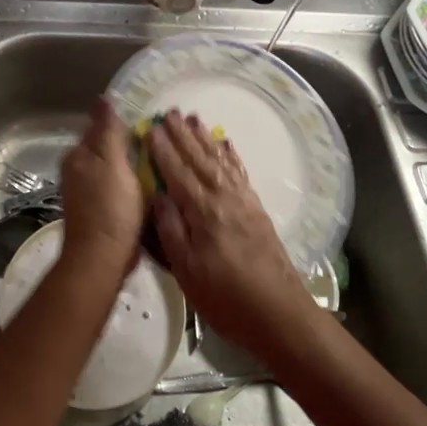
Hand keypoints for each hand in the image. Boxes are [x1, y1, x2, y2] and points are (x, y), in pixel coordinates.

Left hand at [58, 98, 145, 278]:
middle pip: (107, 149)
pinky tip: (148, 190)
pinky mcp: (98, 212)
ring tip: (159, 166)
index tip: (151, 126)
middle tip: (160, 146)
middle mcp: (77, 171)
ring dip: (131, 167)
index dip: (124, 125)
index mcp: (79, 155)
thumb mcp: (112, 162)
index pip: (101, 128)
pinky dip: (131, 187)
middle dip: (129, 146)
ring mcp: (86, 194)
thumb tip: (102, 97)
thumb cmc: (109, 207)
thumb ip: (108, 130)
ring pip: (113, 170)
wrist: (102, 259)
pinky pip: (117, 190)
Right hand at [149, 112, 316, 360]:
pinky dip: (230, 155)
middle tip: (168, 113)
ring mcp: (242, 201)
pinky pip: (239, 172)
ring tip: (192, 118)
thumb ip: (171, 229)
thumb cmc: (225, 297)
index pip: (177, 171)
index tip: (148, 128)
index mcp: (202, 211)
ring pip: (219, 160)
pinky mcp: (256, 209)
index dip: (162, 149)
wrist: (278, 312)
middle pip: (199, 158)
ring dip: (204, 138)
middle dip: (182, 135)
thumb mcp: (186, 270)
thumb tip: (158, 195)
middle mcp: (223, 197)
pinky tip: (225, 144)